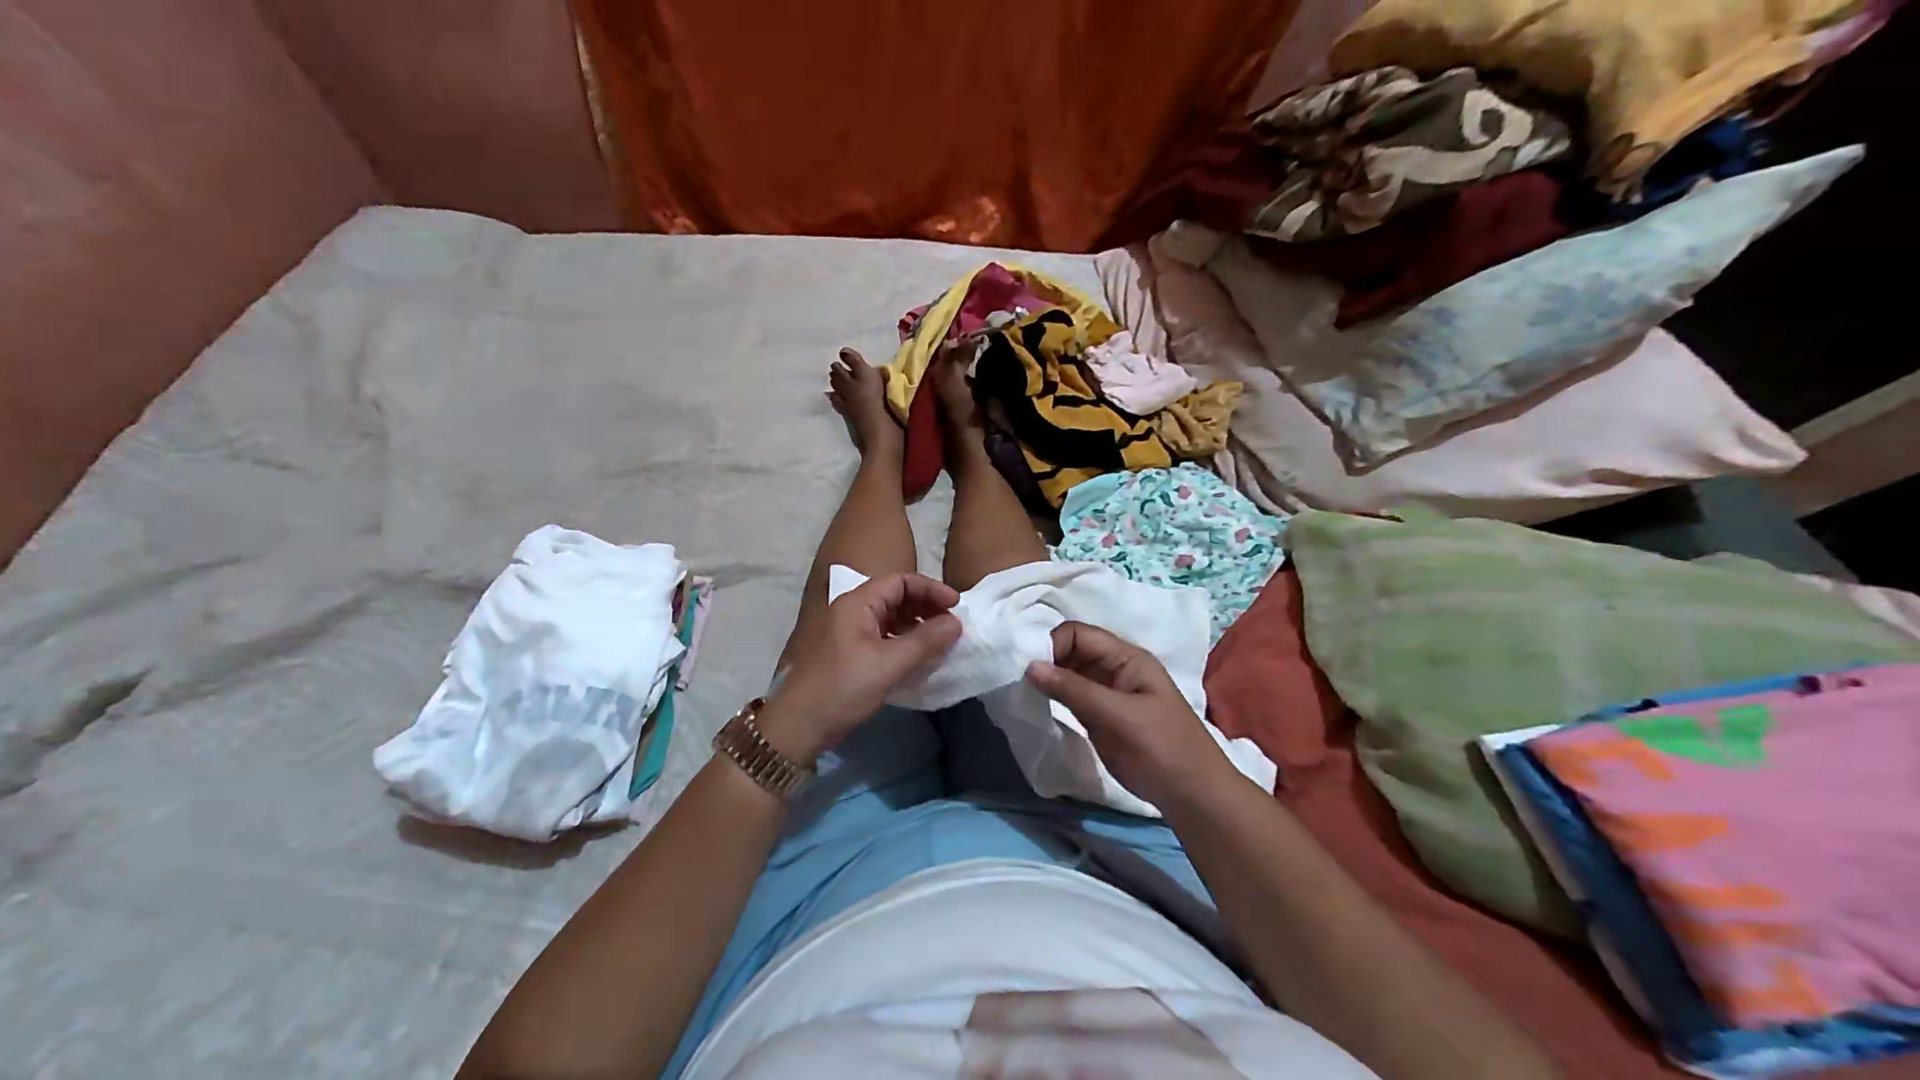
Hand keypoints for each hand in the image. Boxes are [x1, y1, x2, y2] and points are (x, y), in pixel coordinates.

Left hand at [761, 572, 961, 762]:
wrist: (798, 725)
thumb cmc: (842, 689)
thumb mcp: (888, 665)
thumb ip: (924, 641)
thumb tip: (956, 623)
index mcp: (857, 603)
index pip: (900, 581)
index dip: (930, 589)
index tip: (956, 606)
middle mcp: (852, 610)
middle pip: (895, 596)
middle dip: (926, 606)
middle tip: (951, 625)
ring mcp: (849, 631)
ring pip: (890, 617)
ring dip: (917, 624)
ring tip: (939, 641)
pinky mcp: (850, 652)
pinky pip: (883, 635)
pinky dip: (904, 640)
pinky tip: (918, 656)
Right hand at [1025, 621, 1234, 811]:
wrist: (1193, 795)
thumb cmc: (1162, 748)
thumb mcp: (1119, 716)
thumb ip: (1074, 690)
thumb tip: (1030, 666)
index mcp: (1127, 658)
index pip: (1079, 634)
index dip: (1052, 645)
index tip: (1029, 670)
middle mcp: (1115, 669)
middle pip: (1072, 651)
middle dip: (1046, 660)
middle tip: (1020, 681)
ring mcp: (1109, 694)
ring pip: (1070, 674)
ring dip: (1048, 679)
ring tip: (1024, 693)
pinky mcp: (1102, 718)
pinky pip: (1072, 698)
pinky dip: (1055, 698)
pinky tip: (1038, 706)